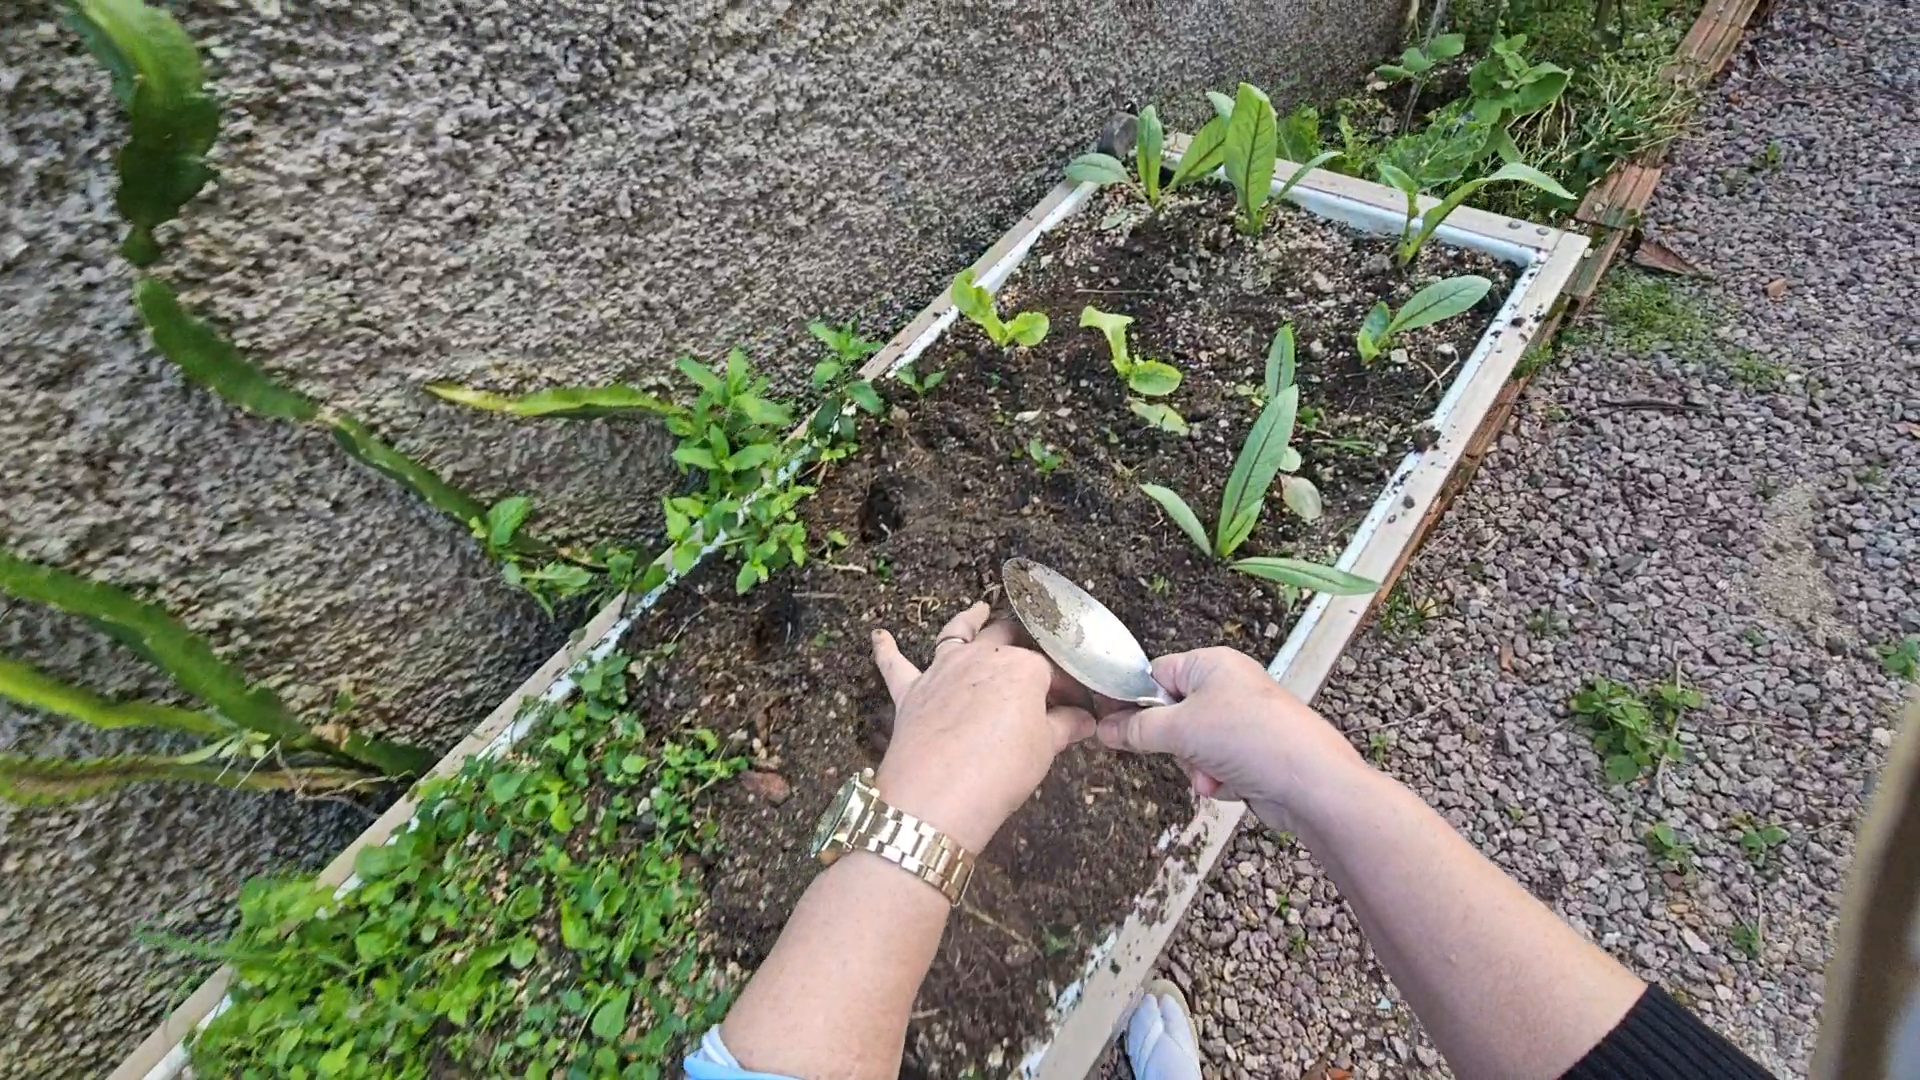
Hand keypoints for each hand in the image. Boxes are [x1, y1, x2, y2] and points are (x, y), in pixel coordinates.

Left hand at [871, 602, 1095, 851]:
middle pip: (1007, 639)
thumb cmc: (1001, 770)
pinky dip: (886, 649)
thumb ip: (1064, 726)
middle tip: (1036, 652)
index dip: (1068, 688)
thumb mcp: (1044, 748)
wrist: (939, 795)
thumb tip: (1083, 720)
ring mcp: (942, 669)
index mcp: (1023, 666)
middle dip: (1026, 642)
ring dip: (968, 619)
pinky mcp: (910, 690)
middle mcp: (981, 657)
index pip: (1052, 670)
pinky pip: (894, 664)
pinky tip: (878, 636)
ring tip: (977, 609)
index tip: (1078, 706)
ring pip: (957, 633)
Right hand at [1096, 647, 1364, 830]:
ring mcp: (1243, 720)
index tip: (1121, 724)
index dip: (1138, 700)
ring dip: (1196, 766)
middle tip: (1184, 750)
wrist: (1314, 785)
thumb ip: (1136, 729)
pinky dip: (1217, 778)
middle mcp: (1228, 686)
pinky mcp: (1254, 752)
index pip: (1156, 674)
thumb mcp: (1180, 729)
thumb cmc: (1250, 738)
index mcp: (1212, 664)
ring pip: (1192, 745)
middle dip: (1176, 744)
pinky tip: (1233, 785)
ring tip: (1215, 773)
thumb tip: (1103, 729)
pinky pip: (1215, 763)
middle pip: (1173, 714)